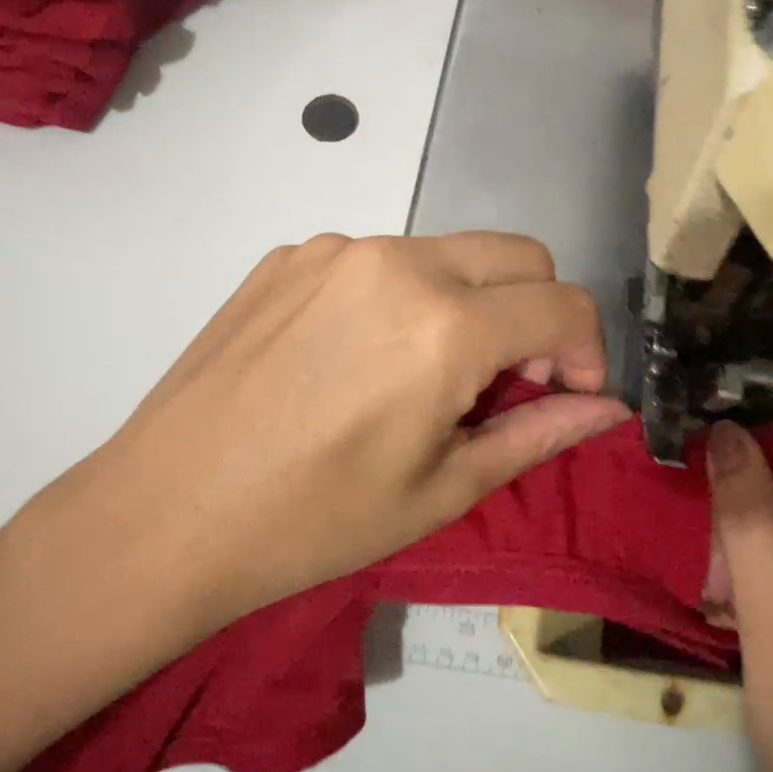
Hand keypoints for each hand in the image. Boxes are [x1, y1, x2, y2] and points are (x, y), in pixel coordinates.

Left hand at [37, 232, 631, 640]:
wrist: (164, 513)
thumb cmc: (313, 522)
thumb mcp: (442, 490)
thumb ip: (539, 433)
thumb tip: (608, 406)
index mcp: (445, 325)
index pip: (563, 302)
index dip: (586, 349)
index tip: (568, 394)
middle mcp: (398, 261)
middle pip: (519, 255)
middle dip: (537, 313)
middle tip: (504, 385)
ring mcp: (336, 249)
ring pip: (449, 253)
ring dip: (469, 303)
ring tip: (424, 378)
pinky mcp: (290, 254)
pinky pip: (380, 261)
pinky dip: (402, 298)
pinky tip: (356, 361)